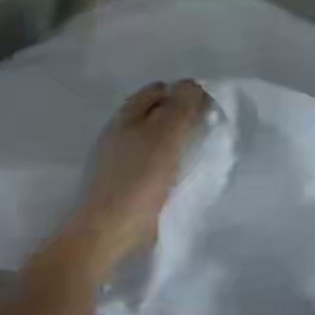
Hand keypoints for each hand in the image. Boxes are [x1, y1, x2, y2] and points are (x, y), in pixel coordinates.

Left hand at [80, 80, 208, 247]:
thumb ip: (180, 106)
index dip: (181, 94)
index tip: (204, 110)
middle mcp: (117, 136)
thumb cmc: (139, 179)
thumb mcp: (165, 133)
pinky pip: (149, 164)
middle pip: (153, 115)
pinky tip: (178, 174)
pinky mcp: (122, 184)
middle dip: (178, 117)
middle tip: (202, 131)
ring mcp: (117, 162)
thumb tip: (188, 85)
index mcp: (124, 118)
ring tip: (194, 152)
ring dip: (173, 141)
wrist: (110, 229)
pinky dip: (165, 163)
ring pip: (151, 140)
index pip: (156, 91)